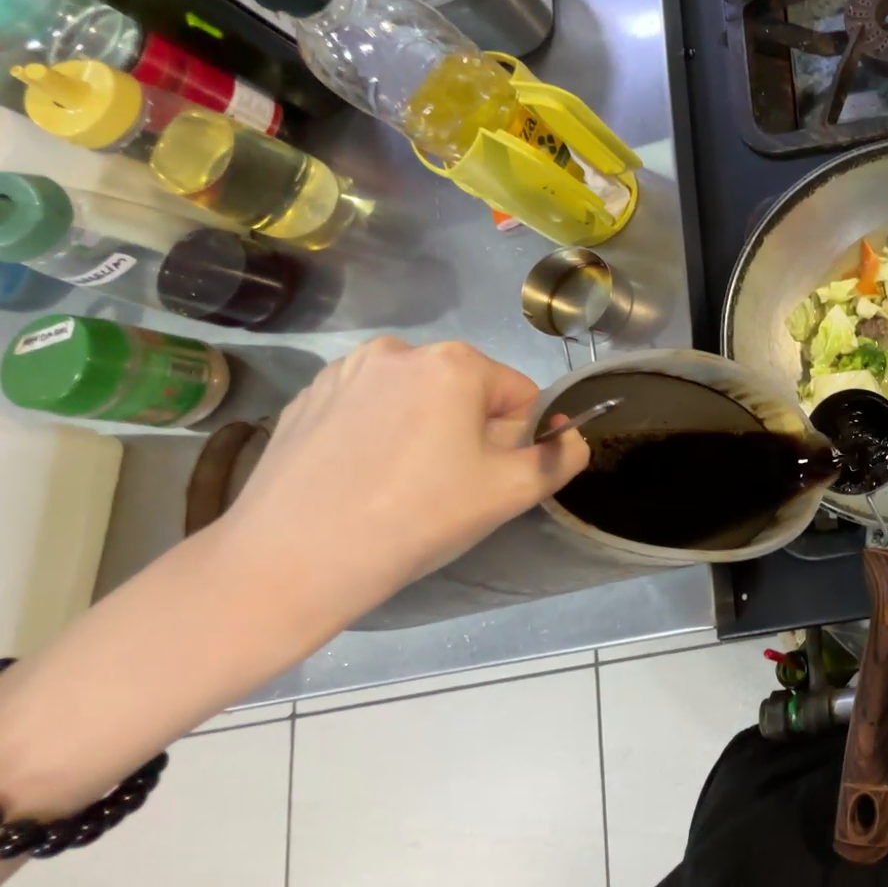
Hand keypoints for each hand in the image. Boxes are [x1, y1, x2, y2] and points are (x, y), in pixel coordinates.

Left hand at [221, 338, 587, 598]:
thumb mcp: (512, 493)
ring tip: (397, 486)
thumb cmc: (415, 519)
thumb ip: (562, 457)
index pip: (521, 397)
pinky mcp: (306, 399)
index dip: (513, 442)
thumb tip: (571, 438)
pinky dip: (379, 437)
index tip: (479, 482)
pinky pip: (372, 410)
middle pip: (470, 394)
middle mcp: (400, 351)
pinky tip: (359, 479)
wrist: (287, 564)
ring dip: (425, 434)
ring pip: (420, 401)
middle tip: (442, 489)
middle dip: (469, 434)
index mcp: (455, 363)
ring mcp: (345, 371)